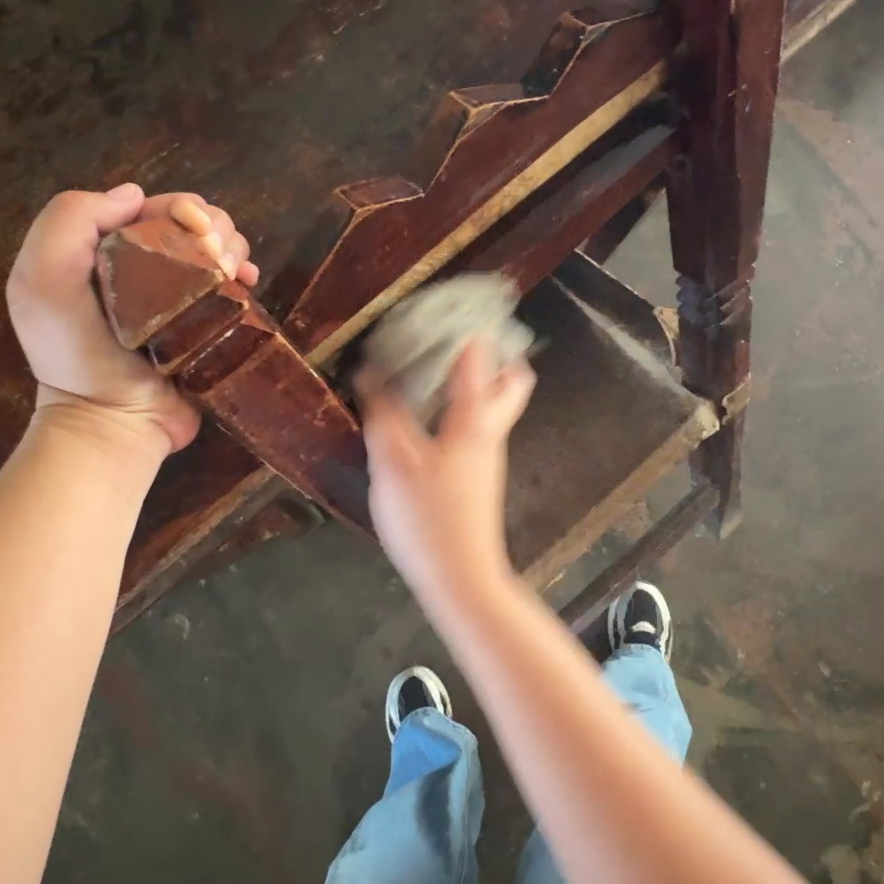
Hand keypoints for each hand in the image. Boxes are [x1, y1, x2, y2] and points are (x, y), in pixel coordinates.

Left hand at [6, 184, 258, 453]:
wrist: (112, 424)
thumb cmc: (74, 354)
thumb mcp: (44, 281)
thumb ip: (71, 222)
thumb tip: (135, 195)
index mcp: (106, 251)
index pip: (151, 208)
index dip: (179, 208)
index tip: (194, 229)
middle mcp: (144, 267)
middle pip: (192, 224)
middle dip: (213, 227)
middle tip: (217, 257)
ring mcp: (181, 296)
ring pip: (218, 248)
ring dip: (233, 247)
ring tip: (233, 273)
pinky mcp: (209, 324)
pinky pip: (234, 286)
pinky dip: (246, 272)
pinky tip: (248, 281)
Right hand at [361, 338, 534, 601]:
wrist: (460, 577)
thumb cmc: (427, 517)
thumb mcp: (393, 464)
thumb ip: (383, 415)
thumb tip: (372, 374)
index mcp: (473, 419)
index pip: (480, 356)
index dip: (468, 326)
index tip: (449, 305)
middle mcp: (490, 431)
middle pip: (512, 381)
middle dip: (496, 354)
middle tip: (459, 338)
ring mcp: (488, 456)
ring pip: (495, 405)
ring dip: (475, 381)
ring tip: (433, 369)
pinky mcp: (478, 477)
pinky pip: (477, 427)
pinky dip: (460, 409)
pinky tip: (425, 416)